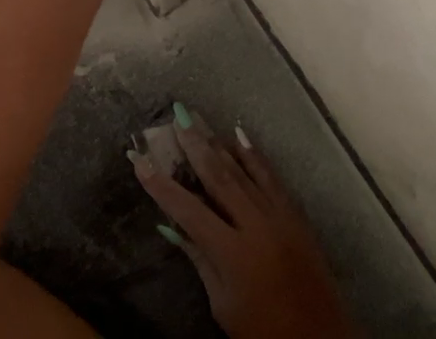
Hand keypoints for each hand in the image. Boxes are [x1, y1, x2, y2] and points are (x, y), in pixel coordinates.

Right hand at [131, 108, 357, 338]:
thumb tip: (172, 224)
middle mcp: (255, 225)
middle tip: (177, 119)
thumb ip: (200, 259)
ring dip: (219, 144)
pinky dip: (255, 156)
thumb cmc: (263, 330)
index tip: (139, 159)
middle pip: (218, 177)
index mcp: (232, 252)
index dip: (161, 184)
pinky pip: (272, 177)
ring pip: (244, 171)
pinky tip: (241, 137)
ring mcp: (279, 216)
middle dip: (195, 147)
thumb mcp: (223, 304)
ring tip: (199, 121)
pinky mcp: (296, 215)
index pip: (187, 210)